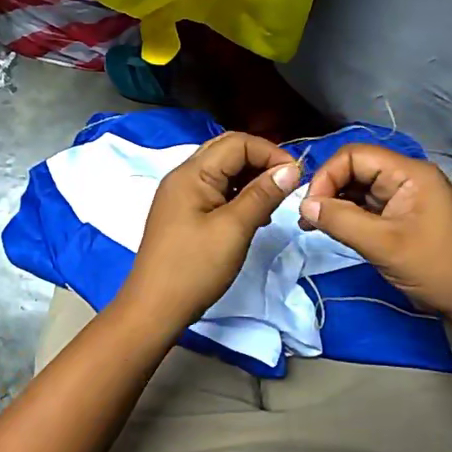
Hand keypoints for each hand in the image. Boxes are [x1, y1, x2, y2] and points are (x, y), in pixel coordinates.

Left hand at [114, 132, 300, 332]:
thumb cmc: (194, 268)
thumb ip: (262, 195)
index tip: (297, 177)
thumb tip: (291, 168)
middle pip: (228, 151)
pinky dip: (238, 196)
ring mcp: (180, 195)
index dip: (270, 153)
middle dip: (261, 162)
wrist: (154, 308)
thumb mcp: (234, 229)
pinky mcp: (183, 214)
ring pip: (222, 172)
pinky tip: (254, 216)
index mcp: (191, 173)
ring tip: (272, 205)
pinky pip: (215, 191)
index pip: (237, 142)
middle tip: (286, 186)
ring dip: (250, 180)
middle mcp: (182, 176)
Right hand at [298, 144, 451, 327]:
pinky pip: (367, 208)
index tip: (311, 207)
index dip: (327, 176)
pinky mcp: (403, 218)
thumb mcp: (384, 245)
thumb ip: (341, 221)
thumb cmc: (437, 269)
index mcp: (410, 173)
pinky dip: (347, 217)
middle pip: (355, 169)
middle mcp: (407, 179)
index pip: (355, 155)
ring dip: (335, 204)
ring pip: (359, 189)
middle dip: (328, 189)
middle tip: (308, 219)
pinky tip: (332, 231)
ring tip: (313, 226)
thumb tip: (303, 206)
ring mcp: (406, 199)